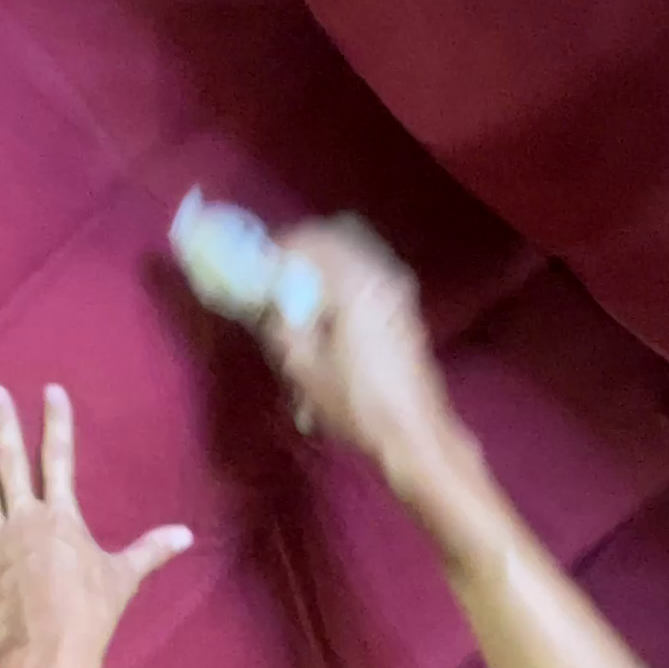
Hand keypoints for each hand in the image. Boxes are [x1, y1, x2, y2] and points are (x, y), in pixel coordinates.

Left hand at [0, 385, 192, 667]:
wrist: (47, 653)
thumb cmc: (90, 612)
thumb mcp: (124, 577)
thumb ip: (151, 550)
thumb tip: (186, 534)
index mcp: (61, 516)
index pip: (60, 456)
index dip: (57, 421)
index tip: (50, 390)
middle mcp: (24, 518)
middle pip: (12, 463)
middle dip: (2, 425)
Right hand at [264, 217, 479, 483]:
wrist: (411, 431)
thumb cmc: (355, 403)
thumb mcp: (303, 369)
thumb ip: (281, 325)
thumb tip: (268, 303)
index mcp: (355, 285)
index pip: (313, 242)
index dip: (280, 248)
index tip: (258, 263)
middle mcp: (382, 276)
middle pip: (338, 236)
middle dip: (303, 248)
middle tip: (275, 269)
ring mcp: (397, 290)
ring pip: (354, 251)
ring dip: (323, 261)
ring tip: (296, 287)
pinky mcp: (402, 307)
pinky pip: (366, 270)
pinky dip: (340, 275)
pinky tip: (323, 304)